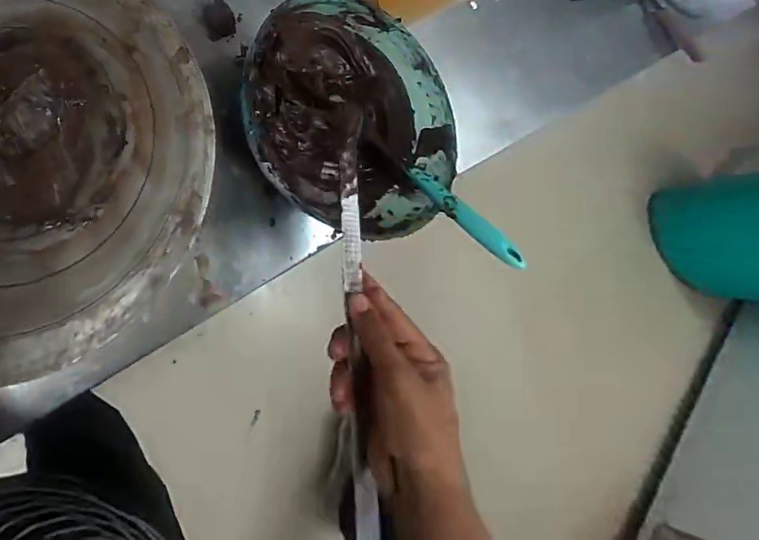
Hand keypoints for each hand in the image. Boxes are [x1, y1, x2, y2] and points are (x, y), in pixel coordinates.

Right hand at [328, 273, 488, 539]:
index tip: (353, 270)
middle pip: (367, 335)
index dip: (371, 293)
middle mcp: (403, 365)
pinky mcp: (370, 406)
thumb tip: (358, 298)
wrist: (417, 488)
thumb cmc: (418, 428)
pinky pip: (349, 383)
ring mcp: (386, 386)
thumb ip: (375, 335)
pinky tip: (343, 405)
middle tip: (338, 350)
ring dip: (343, 373)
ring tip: (343, 394)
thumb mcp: (398, 376)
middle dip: (350, 341)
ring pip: (354, 360)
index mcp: (421, 354)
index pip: (391, 314)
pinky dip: (343, 390)